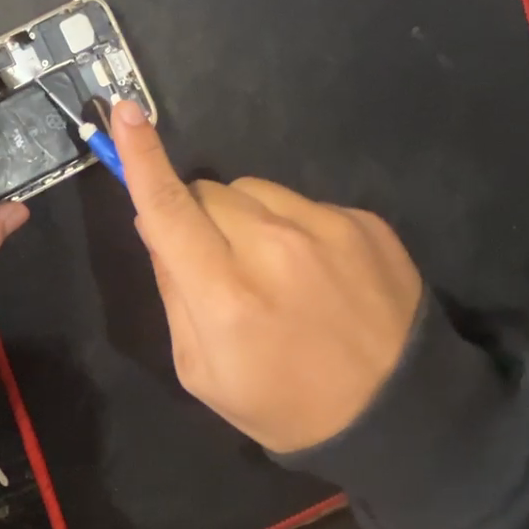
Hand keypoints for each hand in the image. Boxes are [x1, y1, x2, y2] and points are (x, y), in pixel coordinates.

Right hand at [111, 100, 422, 452]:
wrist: (403, 416)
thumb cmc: (285, 405)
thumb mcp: (202, 371)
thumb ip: (172, 291)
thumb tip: (152, 224)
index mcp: (225, 296)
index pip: (169, 209)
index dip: (141, 158)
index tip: (125, 111)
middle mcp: (274, 249)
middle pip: (206, 192)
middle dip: (197, 216)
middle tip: (220, 264)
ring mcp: (326, 229)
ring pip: (252, 190)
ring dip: (246, 218)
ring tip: (275, 269)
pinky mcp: (364, 223)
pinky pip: (302, 203)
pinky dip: (294, 228)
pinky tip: (318, 272)